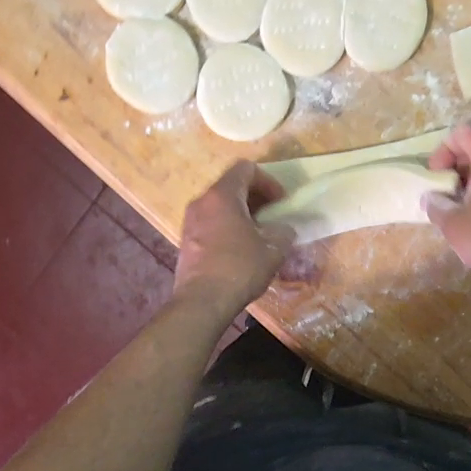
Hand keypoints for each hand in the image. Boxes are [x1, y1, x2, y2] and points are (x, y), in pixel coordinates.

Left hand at [175, 160, 294, 312]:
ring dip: (241, 214)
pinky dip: (228, 228)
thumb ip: (283, 232)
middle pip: (231, 186)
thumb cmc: (240, 269)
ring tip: (259, 235)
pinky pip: (211, 224)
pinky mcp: (187, 241)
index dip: (268, 181)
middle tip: (273, 216)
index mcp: (222, 195)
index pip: (246, 169)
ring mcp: (190, 222)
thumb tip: (283, 229)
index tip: (281, 201)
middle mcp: (202, 202)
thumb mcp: (273, 250)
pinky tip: (241, 249)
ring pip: (220, 207)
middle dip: (255, 198)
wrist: (203, 301)